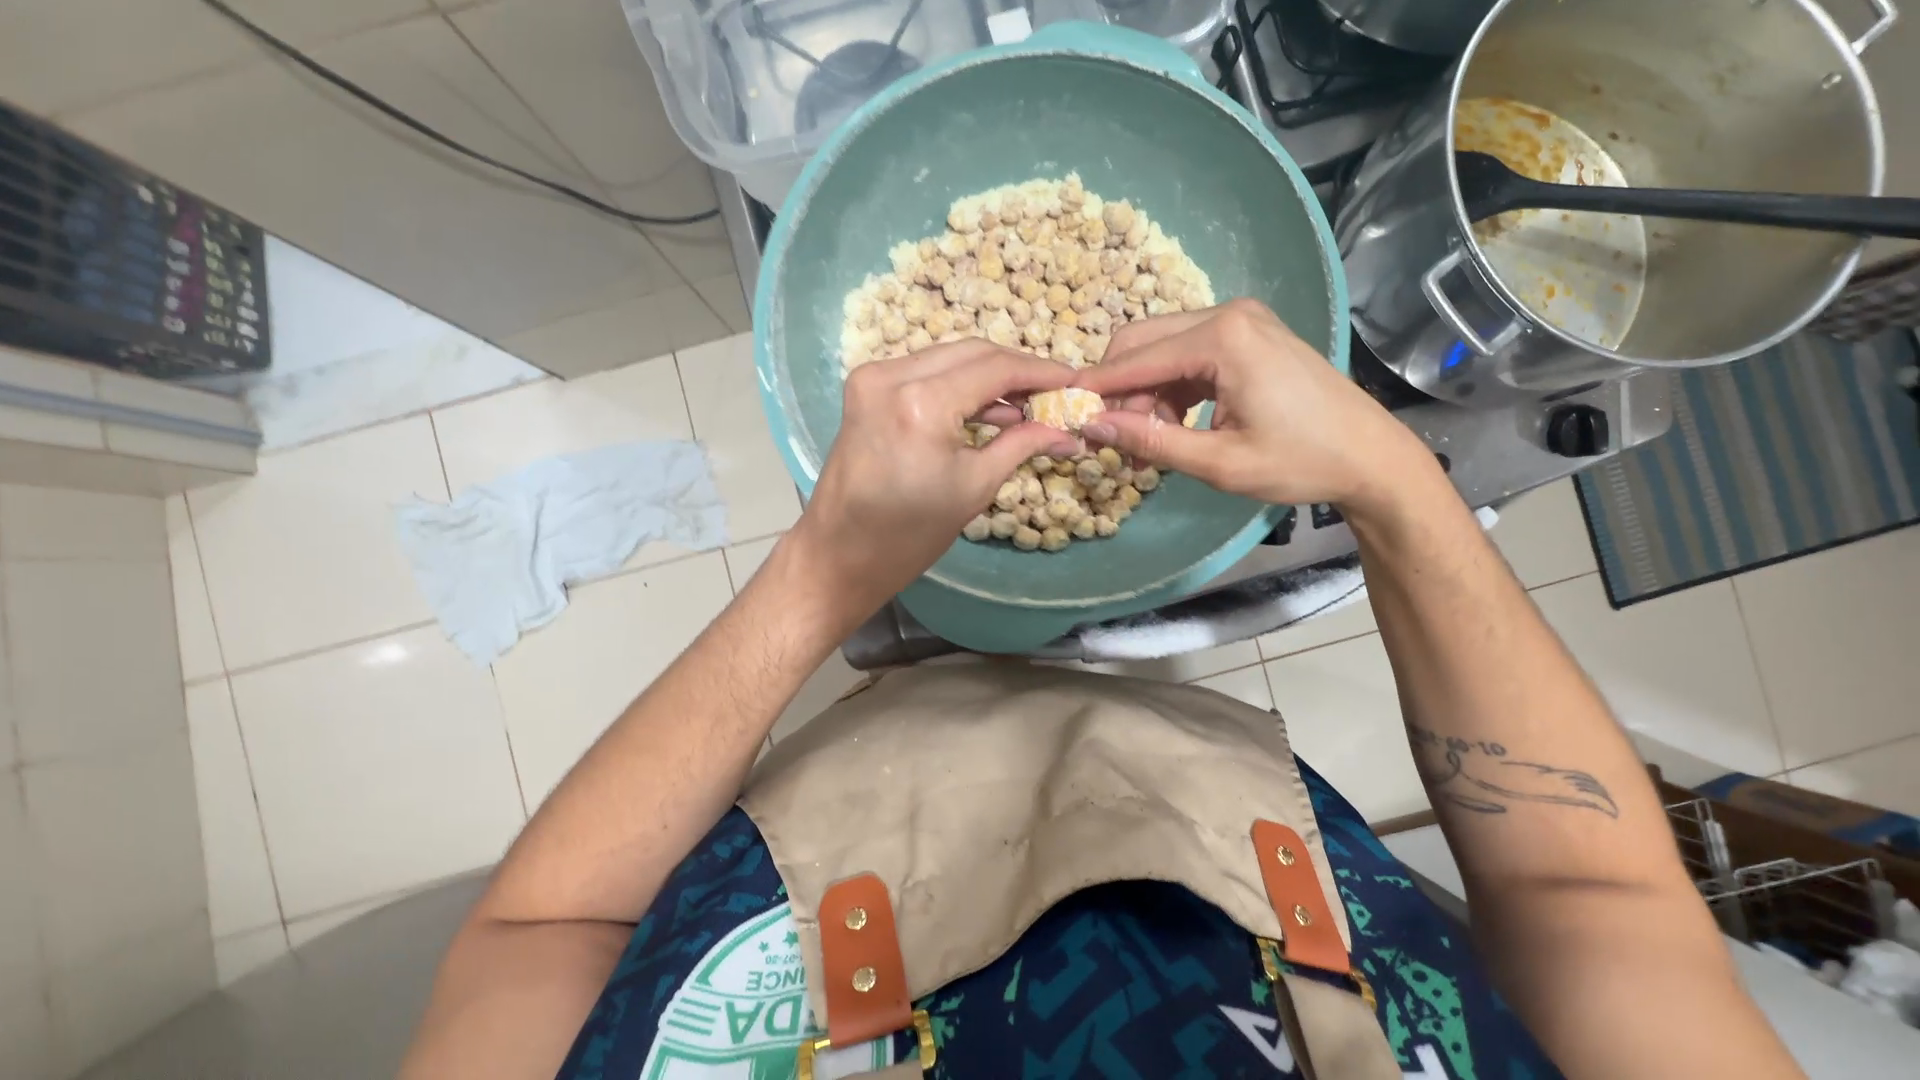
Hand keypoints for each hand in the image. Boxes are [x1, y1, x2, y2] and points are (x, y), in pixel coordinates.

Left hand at [787, 341, 1079, 615]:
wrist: (839, 554)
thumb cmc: (910, 534)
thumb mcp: (975, 487)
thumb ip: (1023, 445)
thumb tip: (1069, 431)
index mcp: (922, 403)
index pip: (995, 368)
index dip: (1041, 372)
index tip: (1075, 382)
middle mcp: (892, 375)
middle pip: (972, 352)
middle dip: (1017, 370)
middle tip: (1054, 393)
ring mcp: (872, 377)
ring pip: (948, 357)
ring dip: (988, 375)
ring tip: (1027, 404)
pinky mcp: (864, 388)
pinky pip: (924, 371)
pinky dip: (957, 383)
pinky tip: (988, 407)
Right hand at [1071, 299, 1433, 517]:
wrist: (1371, 456)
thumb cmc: (1300, 462)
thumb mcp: (1218, 463)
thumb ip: (1150, 442)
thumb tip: (1092, 426)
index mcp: (1223, 338)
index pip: (1136, 359)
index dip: (1096, 389)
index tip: (1062, 412)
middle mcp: (1228, 314)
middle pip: (1142, 341)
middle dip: (1121, 390)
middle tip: (1114, 438)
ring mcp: (1241, 320)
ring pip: (1162, 348)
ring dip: (1146, 393)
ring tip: (1149, 445)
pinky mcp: (1248, 334)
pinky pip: (1188, 353)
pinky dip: (1172, 388)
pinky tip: (1176, 426)